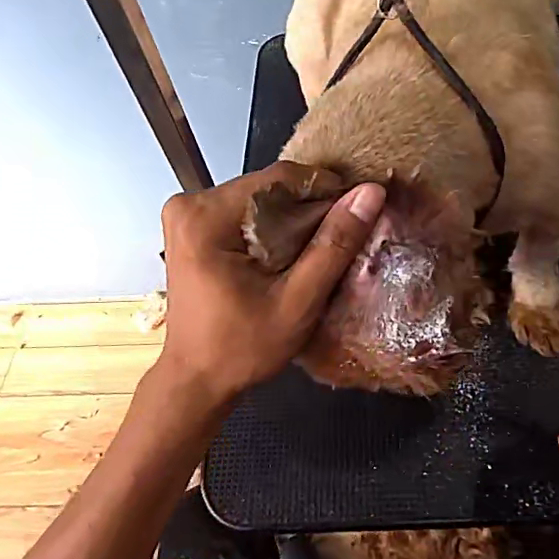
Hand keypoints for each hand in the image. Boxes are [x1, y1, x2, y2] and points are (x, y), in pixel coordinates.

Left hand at [156, 162, 383, 403]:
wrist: (197, 380)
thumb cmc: (243, 348)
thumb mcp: (299, 300)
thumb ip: (334, 245)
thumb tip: (370, 194)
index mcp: (205, 217)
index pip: (281, 178)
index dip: (327, 190)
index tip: (356, 216)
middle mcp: (190, 205)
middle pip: (270, 186)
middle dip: (310, 209)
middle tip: (340, 241)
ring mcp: (188, 214)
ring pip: (263, 197)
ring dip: (295, 218)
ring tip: (319, 250)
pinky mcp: (194, 226)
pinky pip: (249, 211)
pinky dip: (275, 227)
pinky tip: (291, 255)